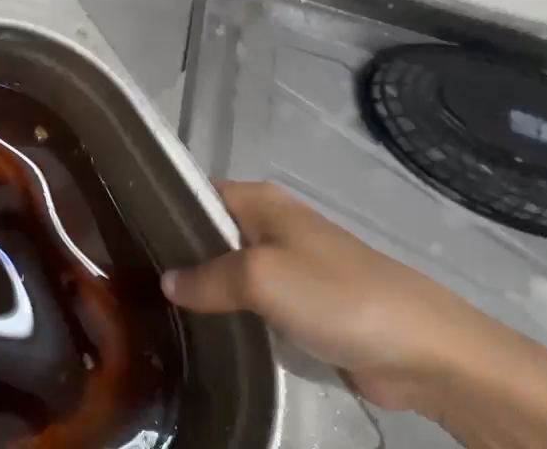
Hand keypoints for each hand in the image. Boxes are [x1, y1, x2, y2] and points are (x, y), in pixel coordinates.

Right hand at [161, 181, 527, 411]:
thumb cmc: (339, 296)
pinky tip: (195, 330)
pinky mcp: (299, 309)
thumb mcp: (262, 277)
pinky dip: (226, 315)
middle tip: (127, 280)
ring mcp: (284, 268)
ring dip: (199, 290)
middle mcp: (267, 226)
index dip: (158, 210)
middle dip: (173, 255)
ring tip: (150, 307)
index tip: (119, 236)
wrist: (426, 353)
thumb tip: (165, 282)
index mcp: (258, 201)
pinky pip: (248, 306)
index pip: (192, 192)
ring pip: (224, 273)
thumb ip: (206, 276)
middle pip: (205, 234)